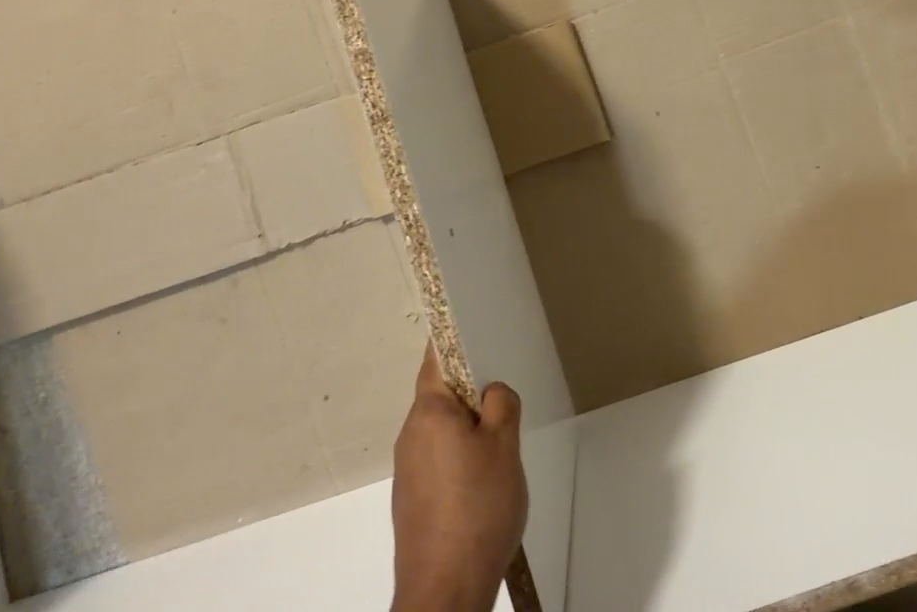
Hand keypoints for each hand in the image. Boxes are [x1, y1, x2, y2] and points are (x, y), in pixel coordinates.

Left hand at [391, 346, 527, 611]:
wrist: (445, 587)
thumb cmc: (477, 507)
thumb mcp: (504, 445)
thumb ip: (501, 405)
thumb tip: (492, 392)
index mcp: (428, 412)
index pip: (436, 359)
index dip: (455, 341)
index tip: (476, 330)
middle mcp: (410, 435)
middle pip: (441, 396)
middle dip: (473, 395)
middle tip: (507, 405)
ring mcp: (409, 469)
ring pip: (442, 431)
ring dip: (470, 431)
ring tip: (502, 450)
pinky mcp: (414, 499)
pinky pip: (440, 461)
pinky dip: (461, 460)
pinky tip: (485, 484)